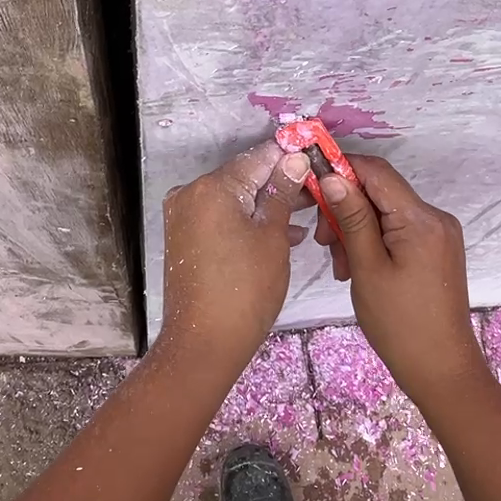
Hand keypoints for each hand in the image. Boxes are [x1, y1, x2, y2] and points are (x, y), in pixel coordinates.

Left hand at [160, 141, 312, 368]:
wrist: (204, 344)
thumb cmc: (246, 290)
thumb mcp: (273, 237)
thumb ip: (282, 193)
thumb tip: (294, 158)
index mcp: (213, 187)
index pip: (257, 157)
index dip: (288, 156)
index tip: (315, 157)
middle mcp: (192, 192)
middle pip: (244, 176)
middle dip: (279, 183)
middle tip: (315, 192)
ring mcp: (184, 215)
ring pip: (234, 198)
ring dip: (265, 204)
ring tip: (304, 214)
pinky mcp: (185, 236)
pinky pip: (221, 216)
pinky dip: (246, 220)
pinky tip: (279, 233)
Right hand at [316, 154, 486, 405]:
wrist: (442, 373)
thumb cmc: (399, 324)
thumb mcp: (367, 268)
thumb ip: (351, 217)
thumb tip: (333, 176)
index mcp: (420, 219)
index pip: (375, 171)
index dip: (340, 168)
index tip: (310, 183)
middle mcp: (435, 217)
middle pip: (379, 191)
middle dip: (345, 207)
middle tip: (324, 241)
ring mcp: (438, 234)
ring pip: (384, 211)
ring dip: (356, 227)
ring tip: (341, 265)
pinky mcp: (435, 249)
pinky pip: (397, 229)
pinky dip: (373, 240)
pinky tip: (358, 268)